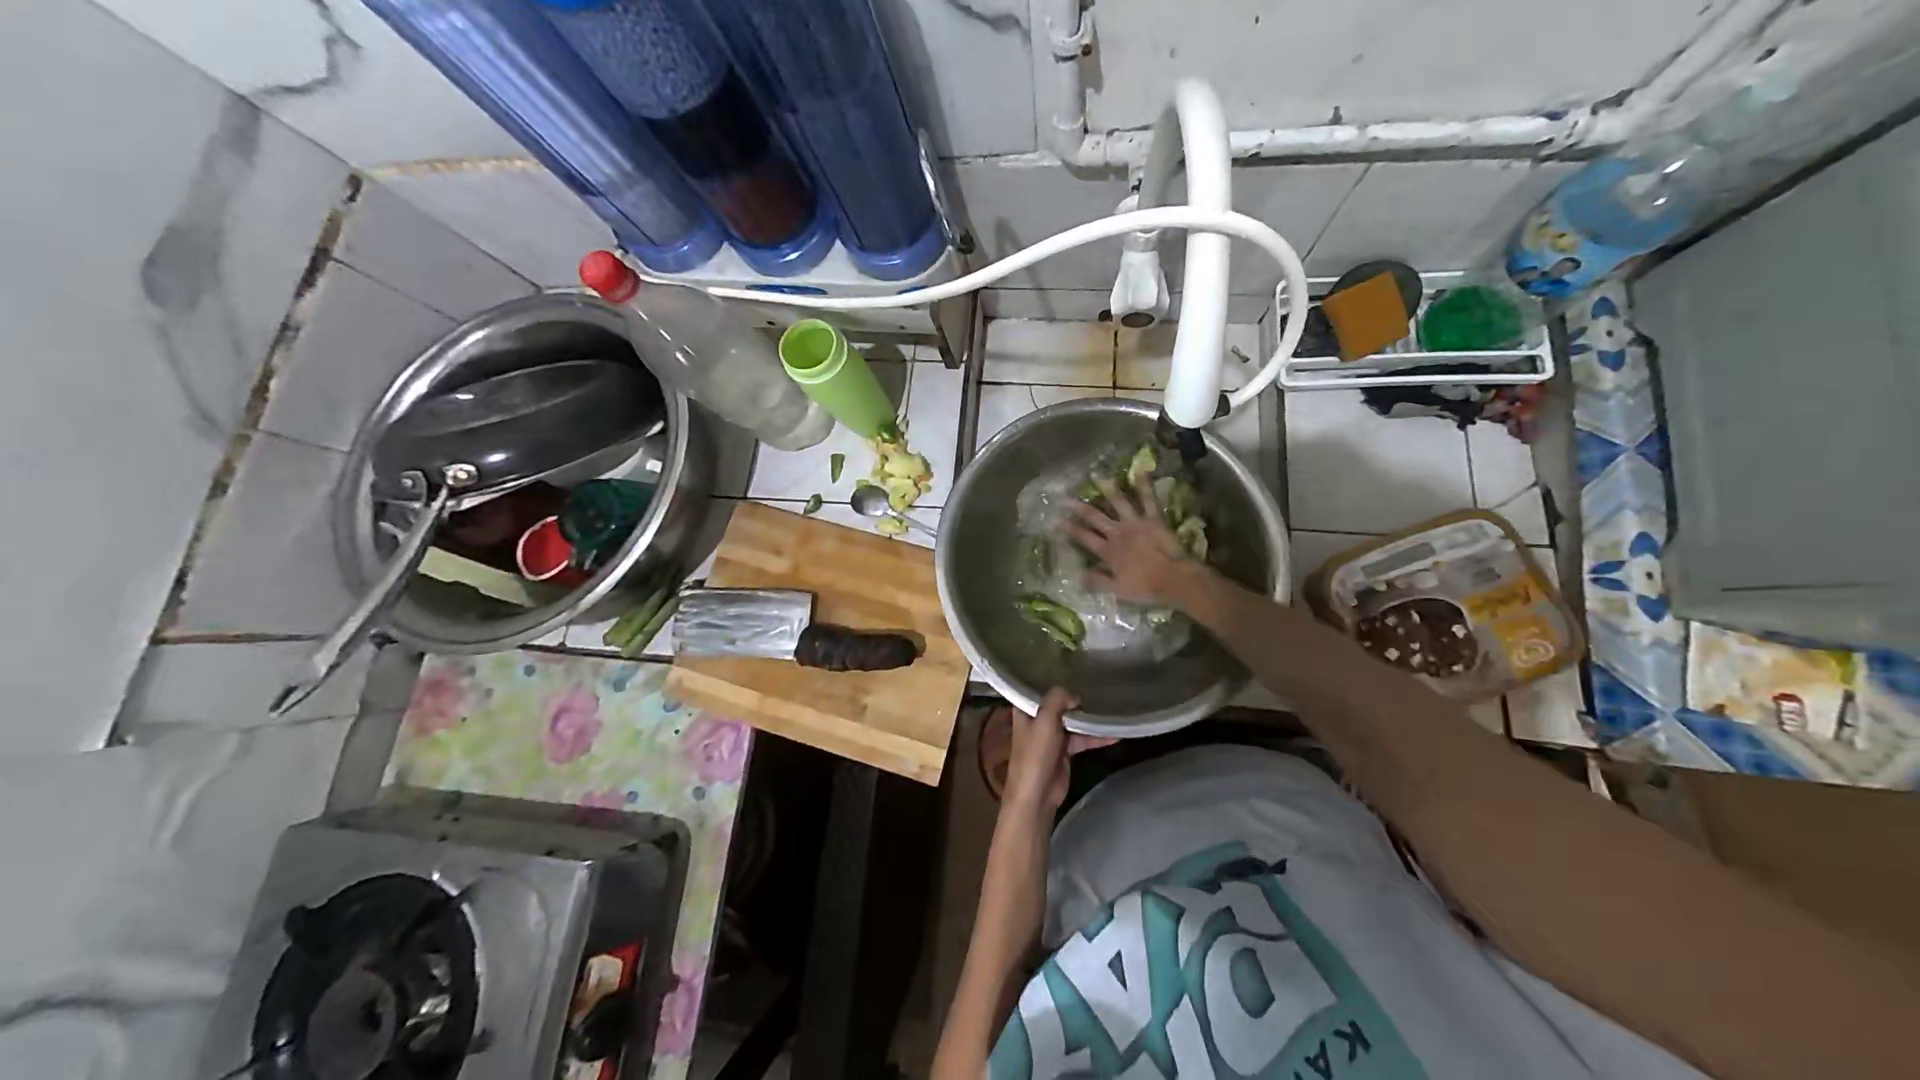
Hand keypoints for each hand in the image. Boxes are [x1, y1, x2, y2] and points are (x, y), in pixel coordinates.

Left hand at [1002, 687, 1115, 813]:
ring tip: (1112, 708)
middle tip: (1100, 686)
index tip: (1075, 670)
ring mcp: (1052, 736)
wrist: (1037, 794)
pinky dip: (1096, 737)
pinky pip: (1082, 739)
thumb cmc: (1035, 753)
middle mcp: (1038, 720)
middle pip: (1060, 704)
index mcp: (1026, 710)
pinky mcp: (1064, 751)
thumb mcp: (1045, 720)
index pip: (1040, 688)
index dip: (1055, 680)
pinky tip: (1115, 734)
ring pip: (1073, 722)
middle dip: (1077, 698)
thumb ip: (1058, 699)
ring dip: (1090, 719)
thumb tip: (1075, 696)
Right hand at [1063, 476, 1195, 607]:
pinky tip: (1140, 469)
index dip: (1070, 529)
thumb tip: (1076, 574)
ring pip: (1119, 503)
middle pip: (1095, 517)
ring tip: (1098, 478)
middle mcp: (1118, 533)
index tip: (1056, 520)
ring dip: (1108, 490)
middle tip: (1066, 497)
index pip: (1085, 538)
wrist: (1174, 579)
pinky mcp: (1153, 519)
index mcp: (1109, 552)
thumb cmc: (1146, 588)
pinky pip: (1148, 499)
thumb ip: (1096, 581)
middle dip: (1079, 507)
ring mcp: (1135, 524)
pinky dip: (1144, 484)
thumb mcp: (1117, 590)